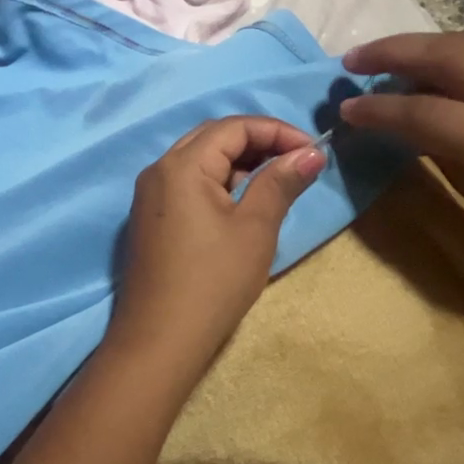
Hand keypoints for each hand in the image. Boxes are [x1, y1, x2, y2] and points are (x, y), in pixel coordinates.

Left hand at [113, 117, 326, 365]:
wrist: (160, 337)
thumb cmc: (214, 280)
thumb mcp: (254, 228)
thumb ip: (280, 183)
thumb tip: (311, 152)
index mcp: (180, 165)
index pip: (232, 126)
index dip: (276, 131)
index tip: (314, 151)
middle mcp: (158, 169)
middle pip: (211, 136)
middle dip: (257, 141)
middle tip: (298, 161)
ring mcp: (149, 194)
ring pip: (198, 158)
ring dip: (238, 161)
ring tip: (278, 180)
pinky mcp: (150, 216)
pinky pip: (186, 182)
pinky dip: (218, 181)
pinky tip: (244, 201)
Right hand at [340, 32, 463, 272]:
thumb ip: (438, 148)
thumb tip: (390, 120)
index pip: (428, 111)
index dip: (378, 109)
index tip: (344, 109)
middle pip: (450, 56)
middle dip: (394, 52)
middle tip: (352, 60)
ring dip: (421, 46)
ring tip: (382, 55)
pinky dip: (454, 52)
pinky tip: (432, 63)